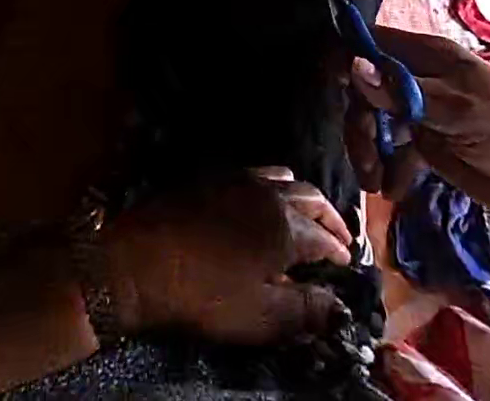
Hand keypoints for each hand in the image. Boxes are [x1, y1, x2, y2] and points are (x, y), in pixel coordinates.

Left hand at [101, 170, 351, 344]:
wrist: (142, 260)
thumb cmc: (205, 294)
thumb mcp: (260, 316)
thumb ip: (305, 311)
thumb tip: (338, 308)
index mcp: (285, 227)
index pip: (324, 238)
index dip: (339, 252)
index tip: (347, 263)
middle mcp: (268, 194)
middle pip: (311, 198)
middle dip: (330, 218)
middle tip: (340, 235)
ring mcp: (240, 180)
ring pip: (285, 178)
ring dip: (304, 196)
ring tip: (309, 213)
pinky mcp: (215, 178)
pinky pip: (258, 173)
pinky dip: (276, 184)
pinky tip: (267, 198)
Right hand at [346, 27, 489, 233]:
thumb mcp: (458, 112)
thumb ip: (403, 92)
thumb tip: (354, 65)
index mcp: (428, 55)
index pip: (372, 42)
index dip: (348, 58)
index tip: (337, 89)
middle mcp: (418, 77)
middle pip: (365, 87)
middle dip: (359, 121)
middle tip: (366, 157)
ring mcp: (420, 110)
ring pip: (373, 119)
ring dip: (368, 149)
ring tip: (376, 183)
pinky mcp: (425, 143)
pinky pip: (391, 149)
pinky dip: (387, 168)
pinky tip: (395, 188)